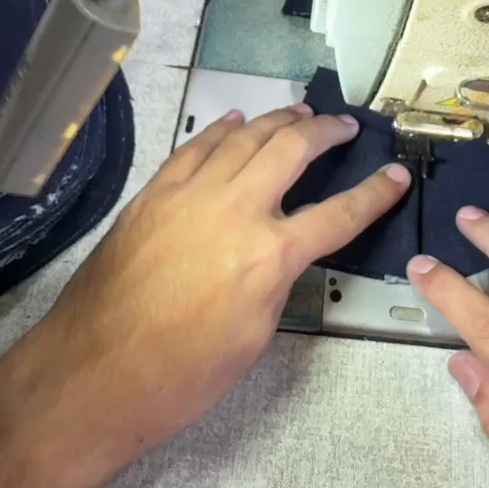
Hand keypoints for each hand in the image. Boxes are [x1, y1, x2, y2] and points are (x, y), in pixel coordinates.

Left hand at [19, 104, 412, 460]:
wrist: (93, 373)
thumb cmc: (183, 374)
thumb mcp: (256, 334)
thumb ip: (279, 277)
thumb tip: (287, 246)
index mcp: (269, 255)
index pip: (339, 213)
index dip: (375, 193)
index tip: (395, 174)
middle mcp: (235, 209)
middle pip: (292, 150)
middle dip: (326, 131)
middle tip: (345, 124)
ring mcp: (191, 193)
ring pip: (246, 136)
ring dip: (279, 119)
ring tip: (302, 113)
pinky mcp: (156, 191)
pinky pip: (196, 146)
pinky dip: (223, 128)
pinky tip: (237, 119)